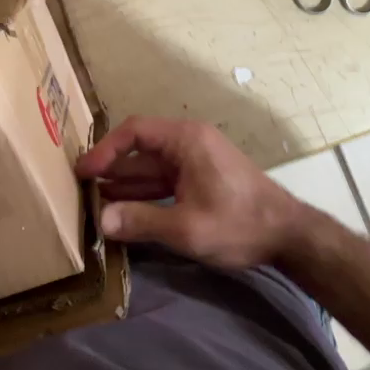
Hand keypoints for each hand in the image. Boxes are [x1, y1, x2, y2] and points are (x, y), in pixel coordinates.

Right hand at [74, 116, 313, 269]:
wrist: (289, 237)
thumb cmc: (238, 224)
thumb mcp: (186, 227)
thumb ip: (141, 221)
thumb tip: (102, 221)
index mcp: (186, 140)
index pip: (134, 132)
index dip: (105, 150)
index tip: (84, 171)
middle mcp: (189, 143)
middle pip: (140, 148)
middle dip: (110, 167)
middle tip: (79, 186)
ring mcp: (196, 162)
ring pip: (150, 167)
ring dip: (124, 183)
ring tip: (93, 199)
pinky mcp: (201, 180)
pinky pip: (163, 181)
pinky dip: (142, 193)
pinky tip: (121, 208)